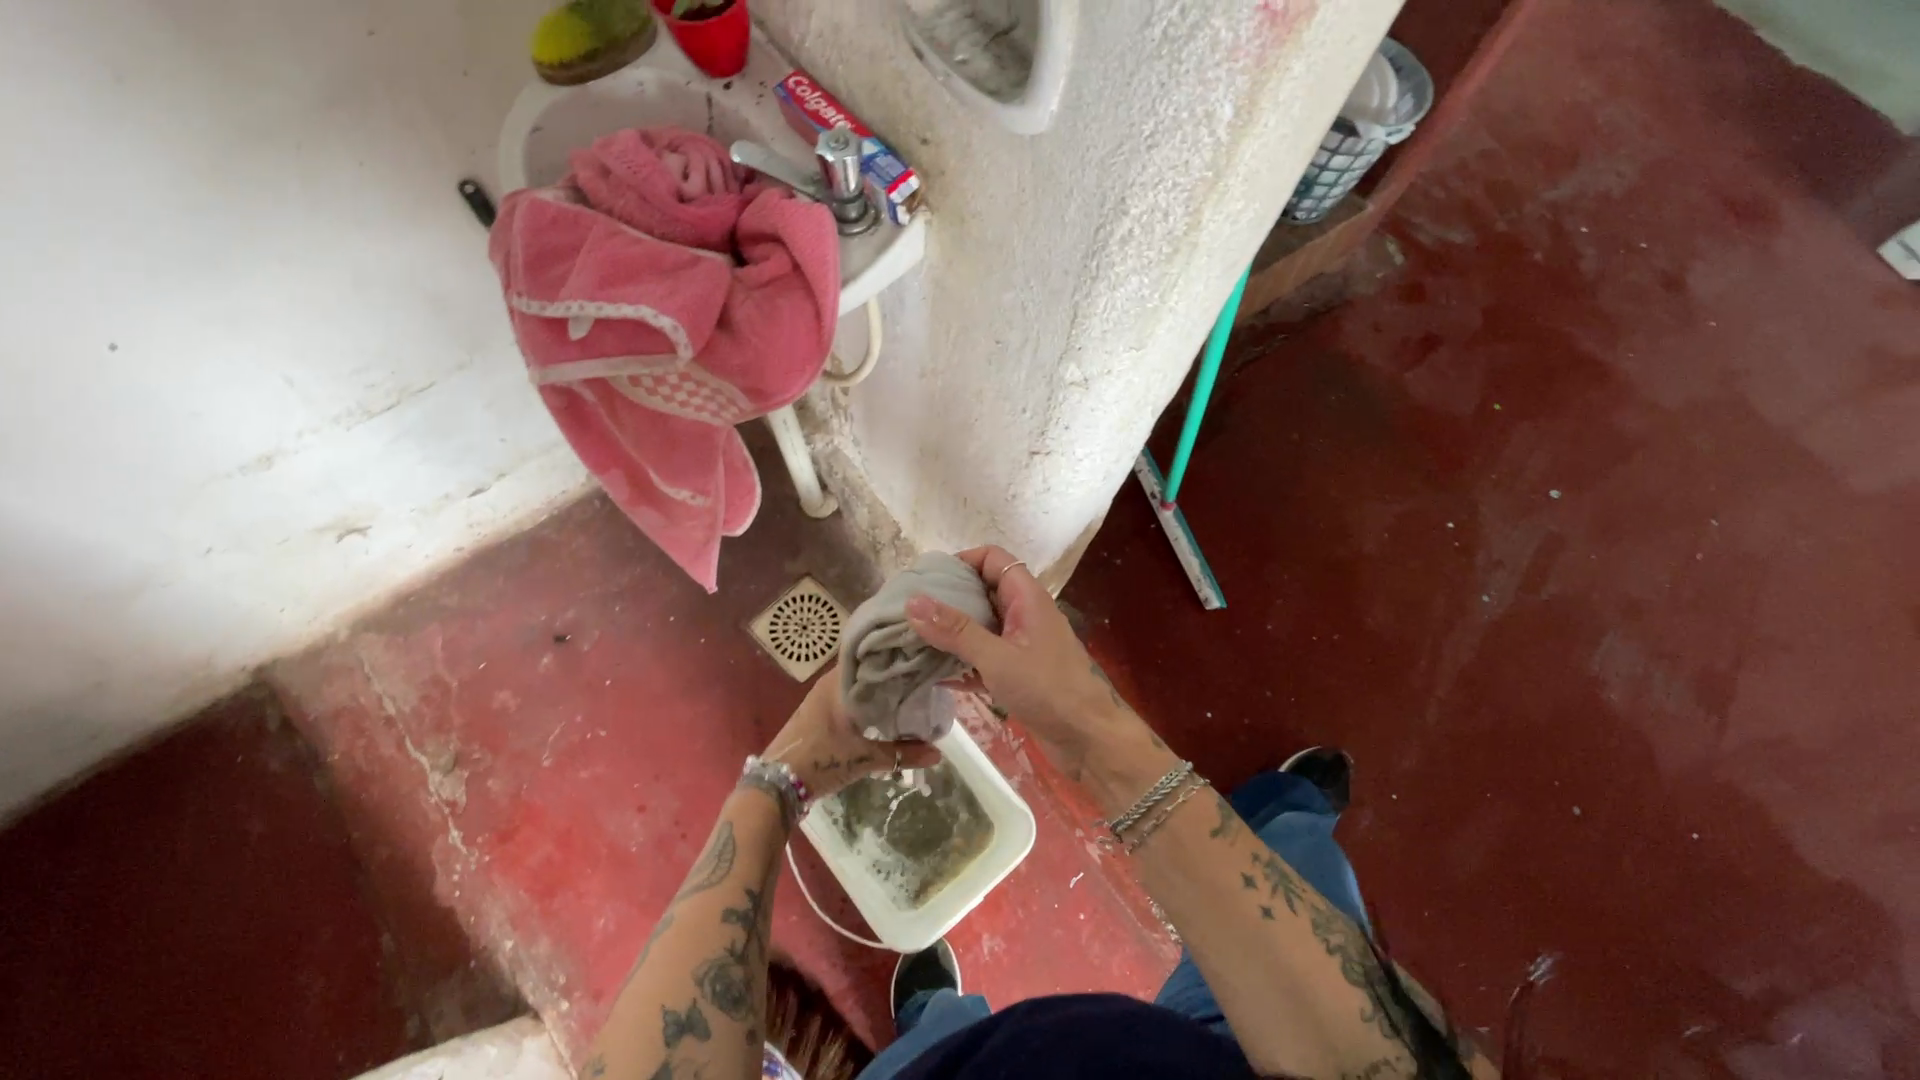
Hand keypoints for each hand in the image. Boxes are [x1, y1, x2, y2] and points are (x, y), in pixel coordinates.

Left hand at [761, 664, 941, 800]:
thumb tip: (938, 753)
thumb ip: (902, 754)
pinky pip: (848, 700)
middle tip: (921, 675)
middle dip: (891, 674)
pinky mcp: (818, 715)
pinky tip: (884, 713)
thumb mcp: (864, 758)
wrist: (776, 784)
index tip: (918, 653)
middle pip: (865, 671)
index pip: (870, 654)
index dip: (893, 653)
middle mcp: (829, 684)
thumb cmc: (820, 760)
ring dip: (878, 690)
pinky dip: (866, 703)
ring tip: (909, 693)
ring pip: (857, 686)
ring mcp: (821, 700)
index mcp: (838, 682)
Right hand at [905, 546, 1162, 783]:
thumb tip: (912, 602)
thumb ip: (955, 630)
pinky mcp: (1020, 674)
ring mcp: (1023, 645)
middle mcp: (1026, 615)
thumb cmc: (1047, 690)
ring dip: (953, 632)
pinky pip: (985, 658)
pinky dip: (963, 662)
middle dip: (949, 599)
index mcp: (1027, 598)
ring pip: (982, 627)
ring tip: (915, 639)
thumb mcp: (997, 657)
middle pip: (983, 592)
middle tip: (912, 611)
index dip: (962, 561)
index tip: (928, 579)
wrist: (1087, 739)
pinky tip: (934, 674)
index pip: (993, 559)